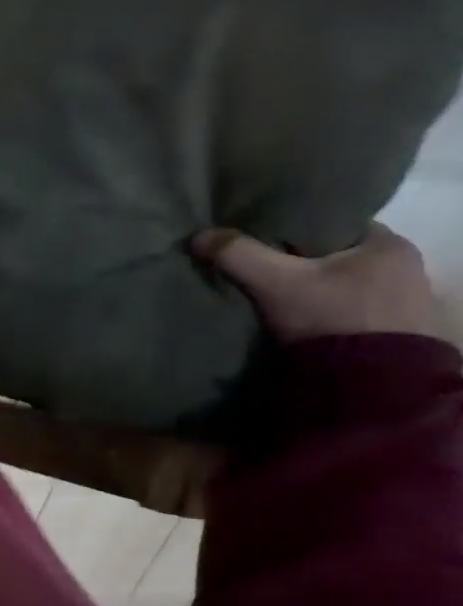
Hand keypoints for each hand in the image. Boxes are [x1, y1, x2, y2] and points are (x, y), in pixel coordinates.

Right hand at [191, 224, 437, 342]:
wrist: (370, 381)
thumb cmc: (330, 316)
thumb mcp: (274, 281)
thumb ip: (237, 254)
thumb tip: (199, 235)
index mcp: (389, 244)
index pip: (332, 224)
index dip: (293, 228)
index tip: (261, 236)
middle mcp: (406, 266)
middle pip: (335, 253)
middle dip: (300, 259)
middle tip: (261, 264)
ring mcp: (404, 300)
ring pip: (343, 281)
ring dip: (312, 285)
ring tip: (274, 291)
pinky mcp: (394, 329)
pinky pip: (349, 305)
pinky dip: (323, 306)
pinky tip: (298, 314)